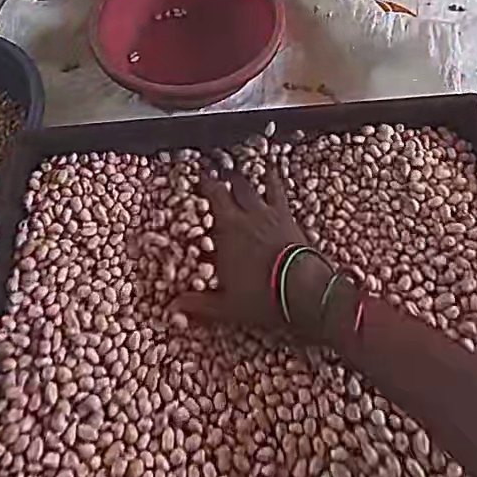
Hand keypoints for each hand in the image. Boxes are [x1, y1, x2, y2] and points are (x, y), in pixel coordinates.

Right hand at [171, 165, 316, 332]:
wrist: (303, 289)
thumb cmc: (262, 296)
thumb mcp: (227, 305)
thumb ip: (200, 303)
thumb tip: (173, 307)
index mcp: (224, 234)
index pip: (205, 206)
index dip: (198, 192)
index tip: (192, 183)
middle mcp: (241, 218)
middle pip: (223, 191)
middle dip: (214, 182)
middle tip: (208, 175)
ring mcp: (264, 213)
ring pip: (247, 186)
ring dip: (238, 179)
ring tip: (232, 171)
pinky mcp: (284, 214)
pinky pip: (276, 190)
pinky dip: (271, 178)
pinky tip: (270, 169)